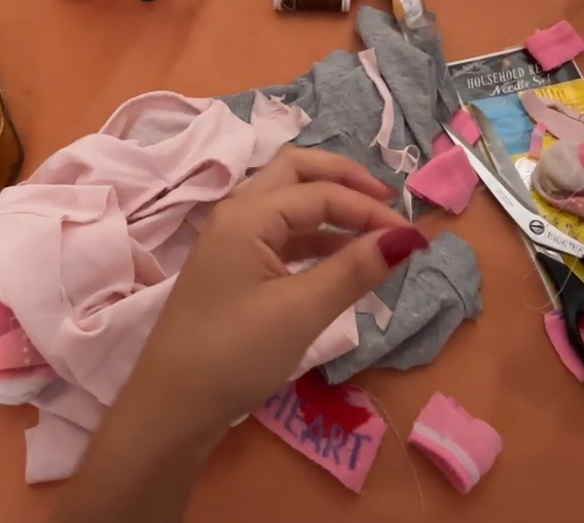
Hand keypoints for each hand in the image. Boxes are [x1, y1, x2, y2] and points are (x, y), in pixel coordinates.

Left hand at [57, 148, 426, 522]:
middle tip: (388, 203)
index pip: (321, 193)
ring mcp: (232, 239)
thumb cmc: (233, 355)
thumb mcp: (301, 312)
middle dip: (345, 181)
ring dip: (331, 208)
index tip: (413, 236)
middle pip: (297, 173)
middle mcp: (237, 213)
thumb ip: (354, 270)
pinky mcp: (234, 266)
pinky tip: (341, 258)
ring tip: (374, 232)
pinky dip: (315, 236)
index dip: (370, 210)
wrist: (169, 411)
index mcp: (248, 214)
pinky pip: (281, 233)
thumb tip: (407, 237)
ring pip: (288, 201)